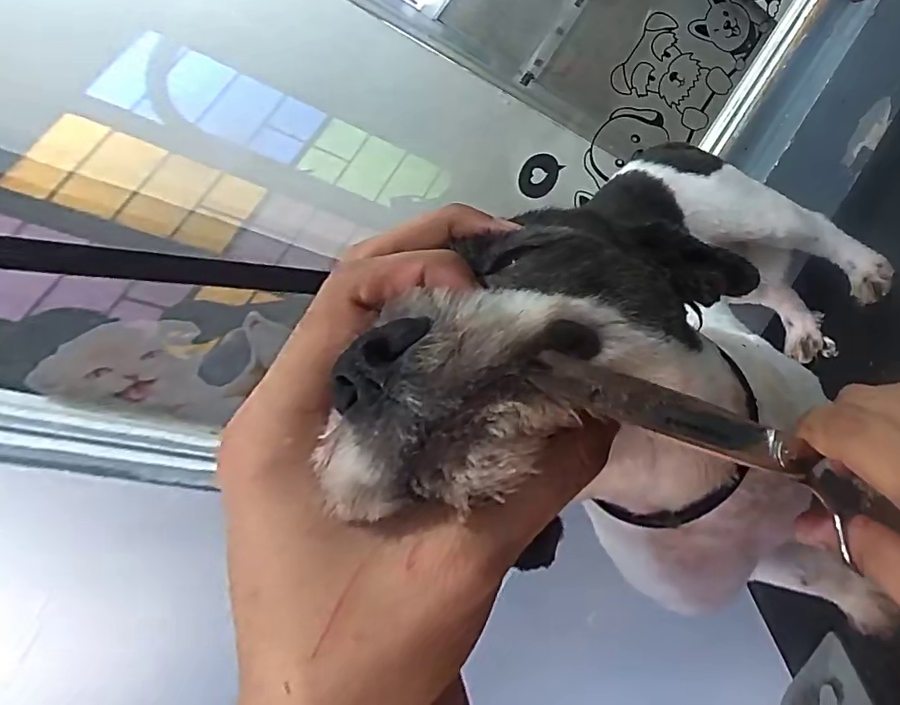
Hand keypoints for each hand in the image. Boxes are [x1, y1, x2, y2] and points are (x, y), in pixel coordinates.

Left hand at [219, 206, 613, 704]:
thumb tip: (612, 403)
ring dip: (453, 282)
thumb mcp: (462, 561)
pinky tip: (510, 343)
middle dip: (441, 245)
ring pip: (386, 315)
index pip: (346, 293)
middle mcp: (299, 406)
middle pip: (362, 285)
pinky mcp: (359, 441)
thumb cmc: (363, 654)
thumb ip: (543, 476)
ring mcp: (326, 422)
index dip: (422, 264)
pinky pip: (406, 357)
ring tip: (523, 284)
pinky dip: (457, 330)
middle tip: (518, 247)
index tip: (490, 289)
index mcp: (287, 423)